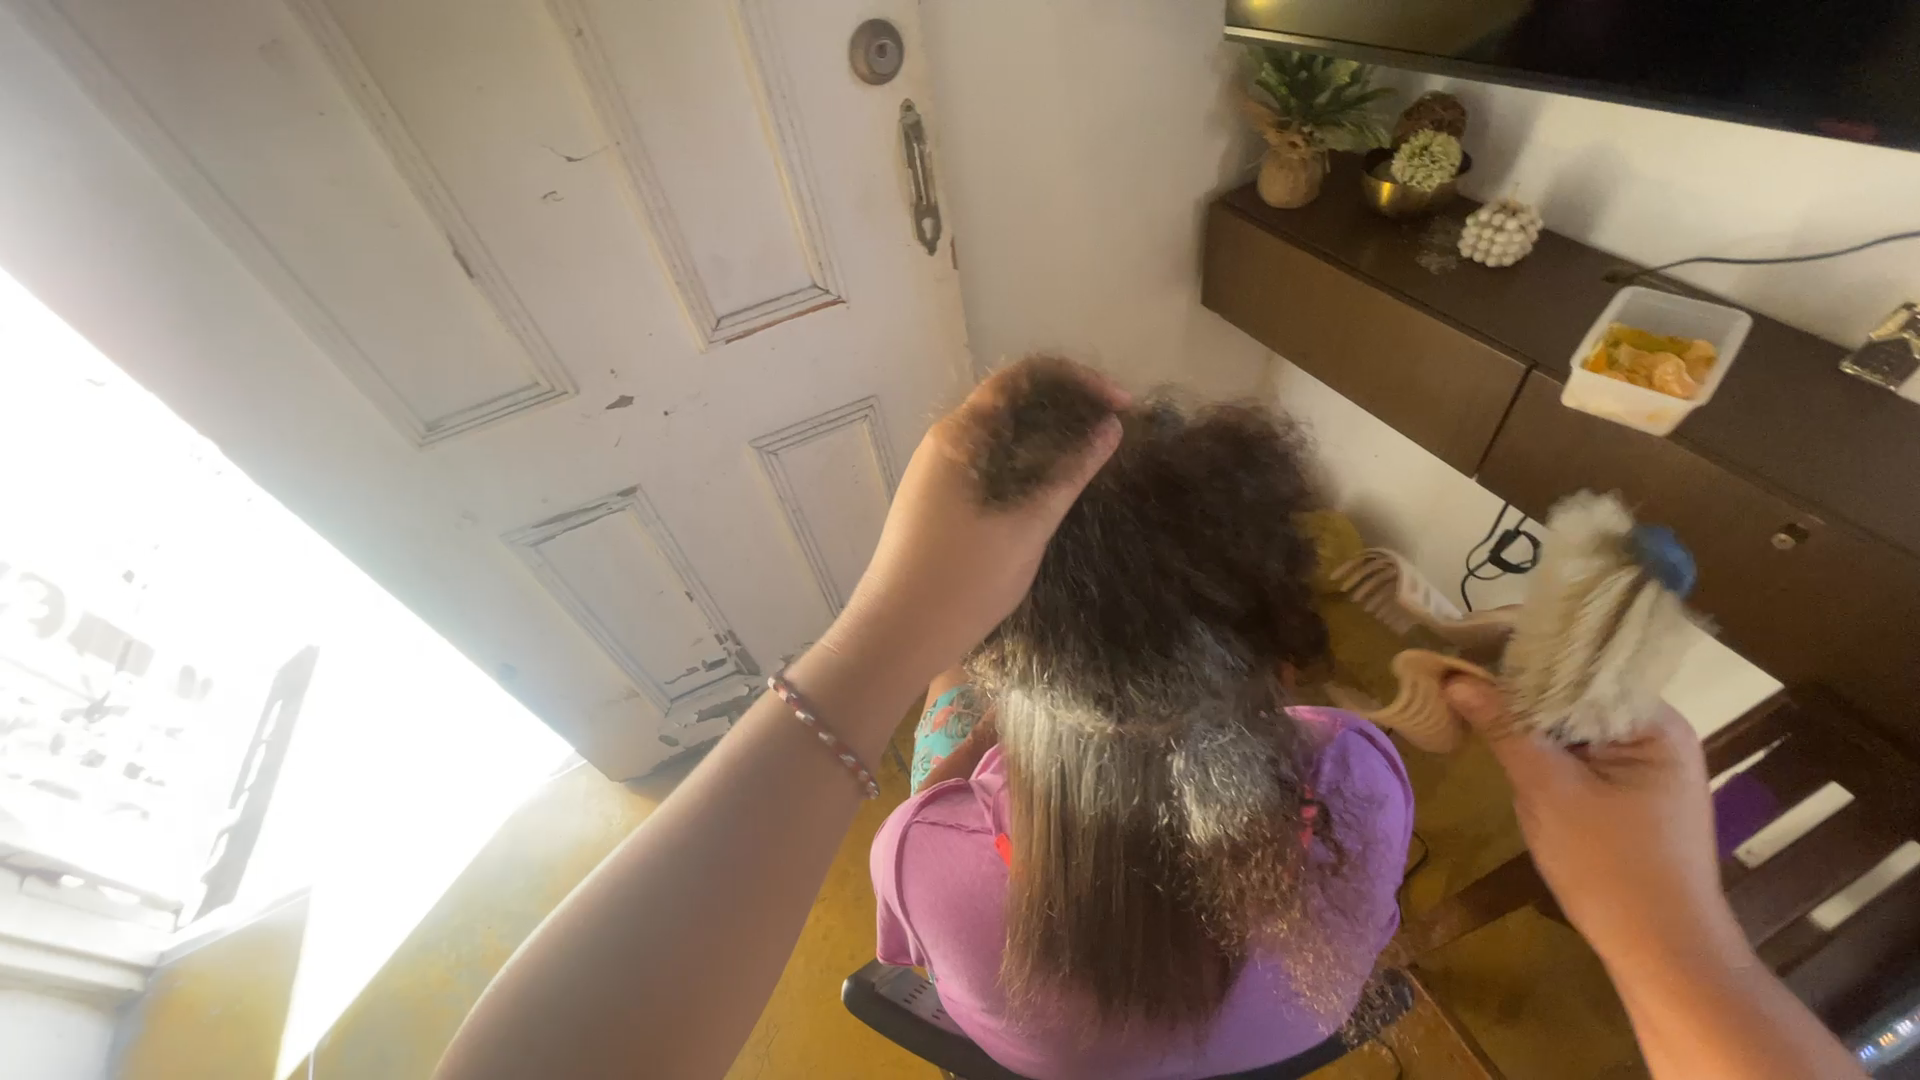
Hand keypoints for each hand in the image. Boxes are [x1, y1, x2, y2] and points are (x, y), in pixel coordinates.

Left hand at [819, 359, 1125, 685]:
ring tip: (1091, 460)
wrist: (898, 633)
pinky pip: (988, 461)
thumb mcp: (1029, 525)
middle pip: (1013, 401)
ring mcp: (938, 470)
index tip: (1121, 406)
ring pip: (1001, 434)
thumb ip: (1070, 472)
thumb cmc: (963, 580)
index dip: (1078, 381)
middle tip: (1113, 434)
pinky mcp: (938, 497)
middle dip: (1066, 407)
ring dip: (1046, 437)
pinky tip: (1051, 487)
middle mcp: (945, 441)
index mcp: (961, 435)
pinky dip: (1025, 462)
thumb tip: (1109, 427)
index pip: (1024, 377)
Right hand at [1443, 677, 1746, 974]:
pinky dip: (1534, 737)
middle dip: (1513, 682)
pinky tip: (1494, 731)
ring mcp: (1639, 758)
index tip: (1464, 645)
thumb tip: (1453, 678)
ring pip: (1567, 717)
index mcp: (1652, 723)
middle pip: (1572, 689)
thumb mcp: (1546, 789)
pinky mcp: (1622, 783)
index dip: (1519, 653)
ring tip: (1462, 692)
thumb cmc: (1610, 866)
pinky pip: (1571, 743)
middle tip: (1453, 670)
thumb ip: (1503, 728)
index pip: (1579, 667)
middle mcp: (1652, 731)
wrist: (1660, 949)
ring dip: (1520, 711)